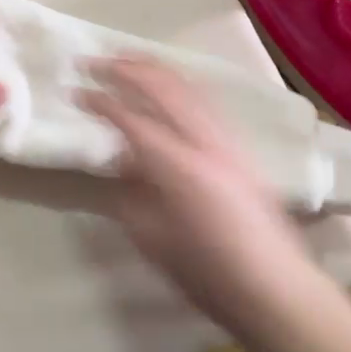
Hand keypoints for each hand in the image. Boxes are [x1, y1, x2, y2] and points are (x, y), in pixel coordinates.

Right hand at [78, 58, 310, 321]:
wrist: (277, 290)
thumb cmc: (208, 275)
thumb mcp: (153, 240)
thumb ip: (130, 193)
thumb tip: (120, 162)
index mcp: (178, 167)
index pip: (129, 118)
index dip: (98, 101)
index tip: (73, 92)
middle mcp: (204, 142)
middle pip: (160, 86)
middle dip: (123, 69)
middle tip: (93, 62)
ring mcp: (227, 139)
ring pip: (186, 85)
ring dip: (151, 68)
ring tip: (125, 61)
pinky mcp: (240, 146)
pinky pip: (204, 98)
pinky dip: (177, 82)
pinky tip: (165, 84)